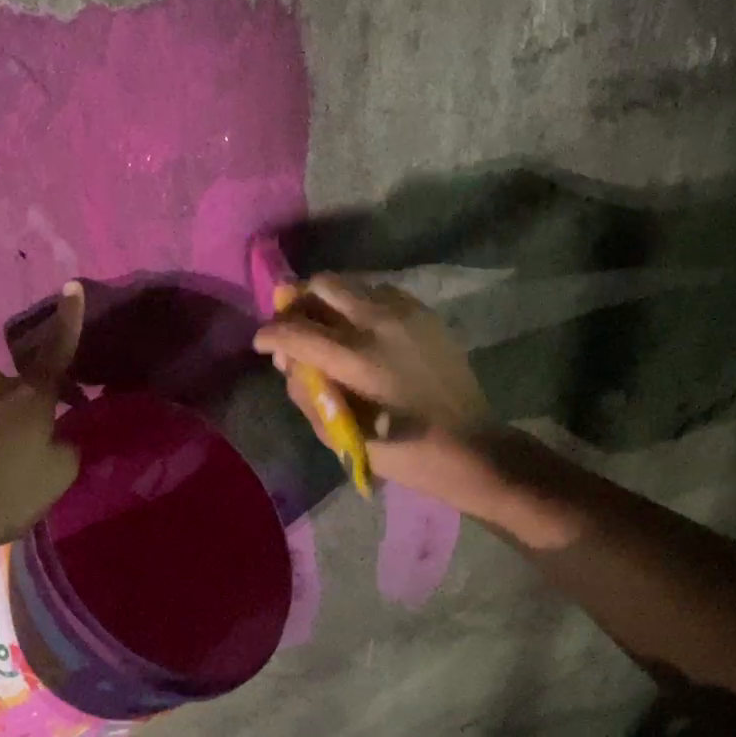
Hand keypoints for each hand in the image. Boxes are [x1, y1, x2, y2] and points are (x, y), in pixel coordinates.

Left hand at [0, 284, 85, 559]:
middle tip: (14, 455)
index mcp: (30, 397)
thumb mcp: (56, 480)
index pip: (57, 351)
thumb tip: (57, 434)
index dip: (68, 320)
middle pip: (12, 392)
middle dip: (15, 412)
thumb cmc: (1, 500)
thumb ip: (65, 447)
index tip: (71, 286)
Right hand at [253, 274, 498, 507]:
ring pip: (351, 283)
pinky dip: (361, 303)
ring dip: (331, 301)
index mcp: (356, 359)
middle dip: (299, 302)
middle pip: (322, 285)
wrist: (473, 447)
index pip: (295, 330)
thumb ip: (309, 394)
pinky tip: (363, 330)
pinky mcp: (424, 312)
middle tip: (295, 326)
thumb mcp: (345, 436)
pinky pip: (380, 292)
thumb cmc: (406, 453)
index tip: (262, 342)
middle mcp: (378, 322)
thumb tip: (288, 363)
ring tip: (329, 328)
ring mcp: (405, 312)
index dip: (269, 333)